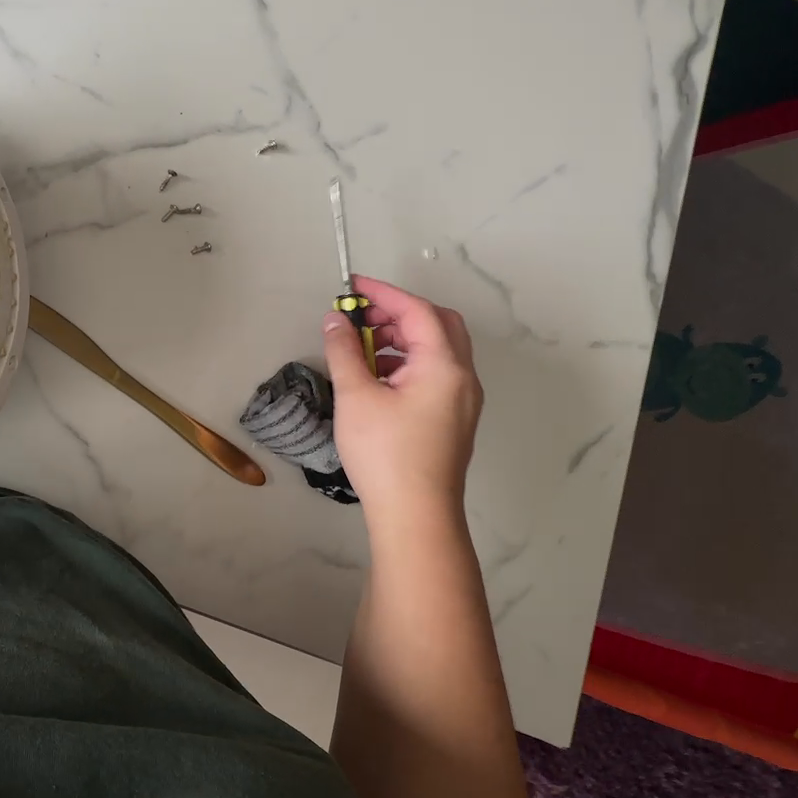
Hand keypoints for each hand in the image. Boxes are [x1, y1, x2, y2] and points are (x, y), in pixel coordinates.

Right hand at [321, 275, 483, 520]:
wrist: (415, 512)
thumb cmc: (384, 451)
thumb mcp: (355, 396)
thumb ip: (343, 351)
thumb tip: (335, 319)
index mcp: (444, 366)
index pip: (418, 312)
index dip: (384, 293)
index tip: (352, 285)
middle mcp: (462, 378)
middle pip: (439, 325)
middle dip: (398, 312)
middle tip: (360, 315)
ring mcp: (460, 401)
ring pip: (437, 351)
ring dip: (401, 337)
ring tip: (360, 348)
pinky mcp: (451, 419)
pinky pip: (433, 373)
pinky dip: (405, 361)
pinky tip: (375, 378)